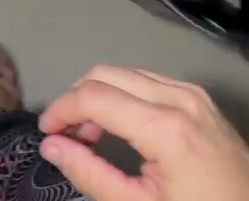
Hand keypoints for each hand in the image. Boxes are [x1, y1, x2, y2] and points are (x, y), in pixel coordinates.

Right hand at [37, 67, 248, 200]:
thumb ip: (92, 174)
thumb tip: (51, 146)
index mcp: (164, 125)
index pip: (94, 95)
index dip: (61, 109)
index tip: (44, 132)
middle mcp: (179, 96)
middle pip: (108, 73)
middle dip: (79, 99)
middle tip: (67, 138)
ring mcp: (195, 95)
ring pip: (128, 73)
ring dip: (102, 95)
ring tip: (91, 136)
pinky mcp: (204, 102)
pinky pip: (152, 82)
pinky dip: (127, 96)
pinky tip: (123, 128)